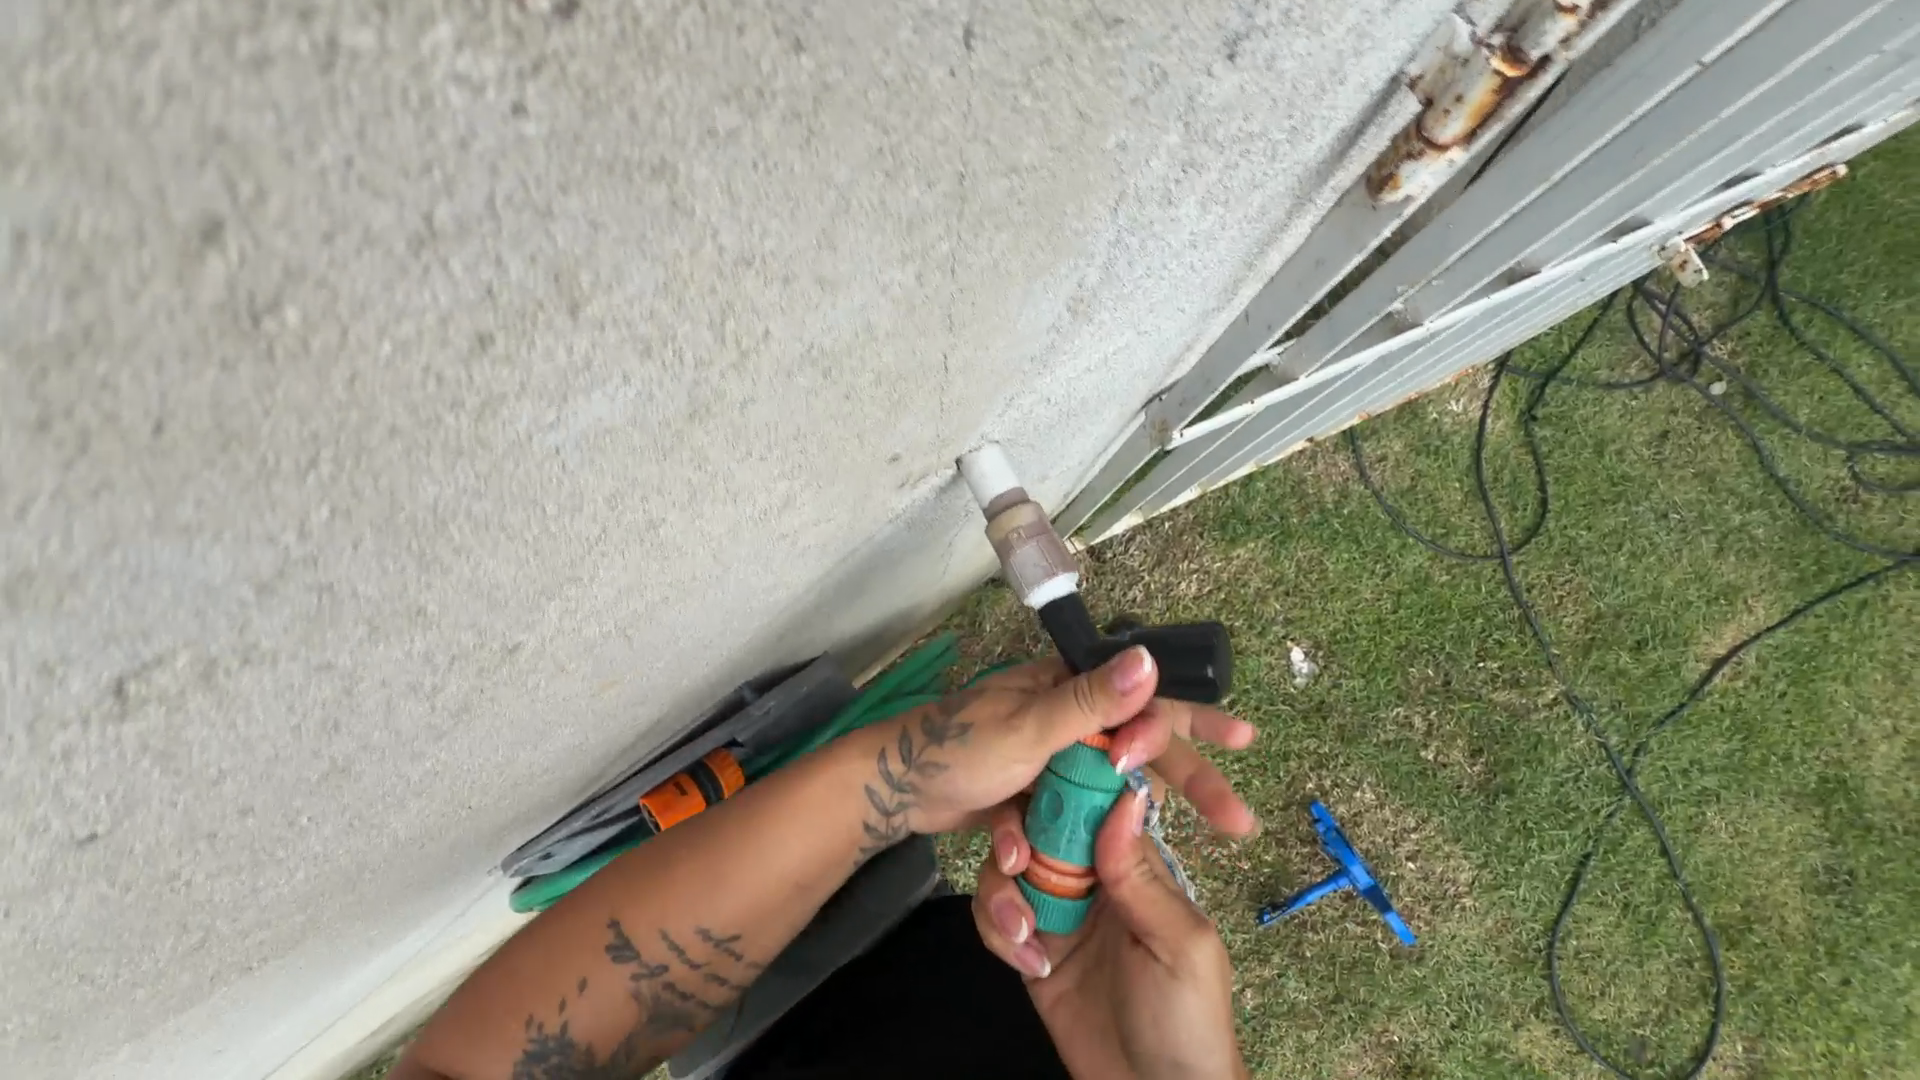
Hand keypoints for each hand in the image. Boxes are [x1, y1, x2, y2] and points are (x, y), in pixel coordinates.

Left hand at [861, 646, 1257, 839]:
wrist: (893, 789)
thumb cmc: (958, 748)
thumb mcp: (1027, 728)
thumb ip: (1089, 702)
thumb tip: (1148, 659)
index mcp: (1066, 688)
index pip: (1145, 698)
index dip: (1192, 723)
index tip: (1236, 744)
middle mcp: (1063, 716)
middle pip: (1138, 747)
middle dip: (1186, 781)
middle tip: (1237, 819)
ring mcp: (1048, 756)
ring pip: (1106, 788)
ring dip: (1123, 823)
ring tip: (1147, 862)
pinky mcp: (1030, 790)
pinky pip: (1064, 815)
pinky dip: (1054, 840)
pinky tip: (1022, 861)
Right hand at [979, 790, 1246, 1079]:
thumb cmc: (1186, 1021)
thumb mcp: (1179, 945)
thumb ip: (1142, 876)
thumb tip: (1125, 798)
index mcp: (1133, 868)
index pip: (1090, 809)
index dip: (1060, 790)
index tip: (1033, 789)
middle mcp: (1090, 880)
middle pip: (1036, 830)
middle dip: (1016, 840)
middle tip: (1016, 865)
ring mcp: (1056, 914)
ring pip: (1007, 869)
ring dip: (1002, 894)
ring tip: (1023, 937)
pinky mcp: (1030, 949)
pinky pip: (995, 918)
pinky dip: (997, 932)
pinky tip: (1027, 965)